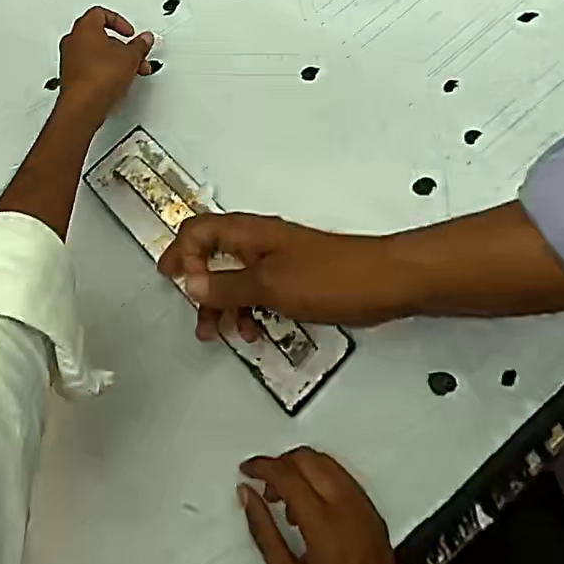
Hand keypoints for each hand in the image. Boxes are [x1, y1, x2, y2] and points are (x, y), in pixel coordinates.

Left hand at [55, 6, 154, 122]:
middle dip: (120, 45)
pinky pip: (89, 67)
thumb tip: (144, 40)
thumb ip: (139, 45)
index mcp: (85, 28)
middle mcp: (73, 41)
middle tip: (133, 53)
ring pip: (95, 52)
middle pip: (99, 35)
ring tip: (129, 70)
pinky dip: (103, 70)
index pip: (100, 13)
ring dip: (114, 59)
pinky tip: (116, 81)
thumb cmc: (98, 77)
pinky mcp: (71, 77)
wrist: (84, 104)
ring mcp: (70, 60)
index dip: (118, 21)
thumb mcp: (130, 57)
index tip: (129, 32)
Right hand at [156, 213, 407, 341]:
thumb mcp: (270, 286)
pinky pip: (255, 287)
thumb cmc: (330, 278)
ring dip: (221, 302)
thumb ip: (227, 286)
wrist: (387, 281)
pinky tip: (252, 328)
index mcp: (246, 233)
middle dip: (197, 284)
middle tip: (192, 312)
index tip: (176, 284)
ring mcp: (274, 257)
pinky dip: (246, 306)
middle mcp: (256, 240)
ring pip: (232, 275)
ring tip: (218, 331)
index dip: (180, 254)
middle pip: (210, 253)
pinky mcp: (291, 274)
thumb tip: (191, 283)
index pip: (196, 231)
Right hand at [240, 447, 411, 563]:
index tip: (247, 469)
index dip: (262, 466)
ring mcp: (368, 515)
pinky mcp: (377, 520)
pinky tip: (310, 503)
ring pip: (328, 464)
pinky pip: (345, 480)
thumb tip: (248, 497)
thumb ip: (265, 533)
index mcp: (328, 530)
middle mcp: (352, 515)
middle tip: (263, 482)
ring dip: (302, 468)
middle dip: (281, 463)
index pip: (288, 475)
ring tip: (284, 496)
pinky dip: (322, 478)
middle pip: (309, 460)